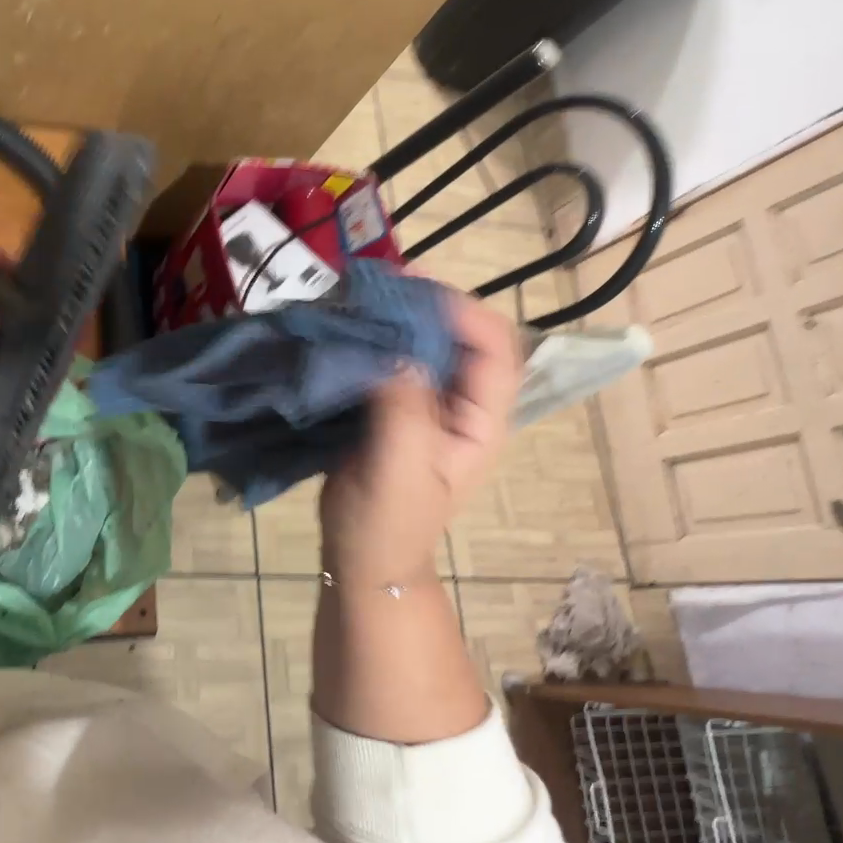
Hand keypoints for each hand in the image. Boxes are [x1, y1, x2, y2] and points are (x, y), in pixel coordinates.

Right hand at [319, 292, 520, 585]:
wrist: (362, 559)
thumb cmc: (388, 523)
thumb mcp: (400, 469)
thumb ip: (404, 410)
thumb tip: (398, 349)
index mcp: (480, 421)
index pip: (495, 351)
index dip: (464, 313)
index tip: (414, 291)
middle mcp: (460, 404)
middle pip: (462, 337)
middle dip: (428, 305)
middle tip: (382, 283)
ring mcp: (426, 404)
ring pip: (425, 344)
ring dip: (398, 317)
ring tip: (361, 296)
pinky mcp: (392, 406)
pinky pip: (391, 359)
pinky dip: (374, 338)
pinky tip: (347, 326)